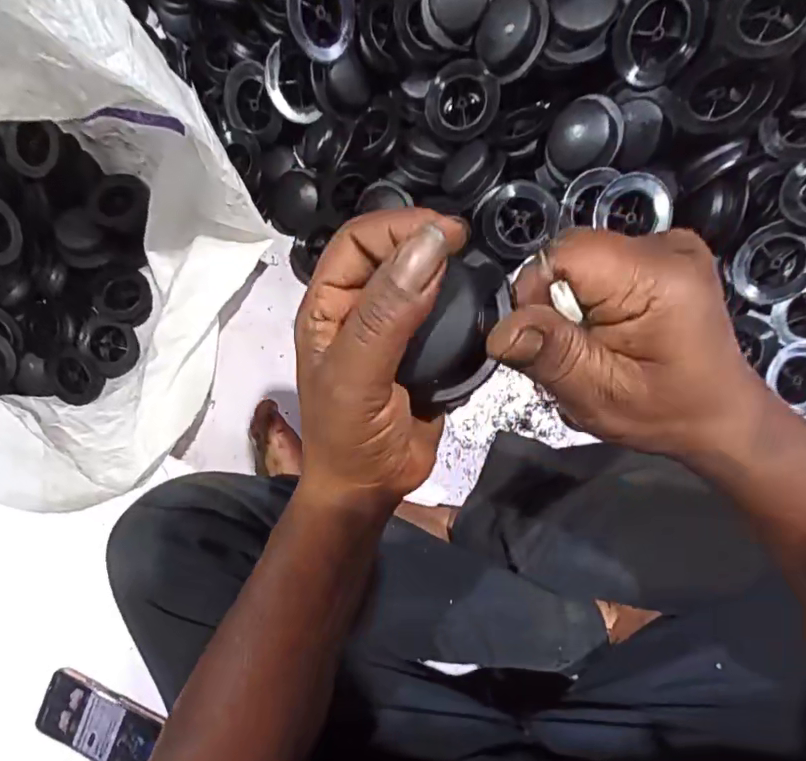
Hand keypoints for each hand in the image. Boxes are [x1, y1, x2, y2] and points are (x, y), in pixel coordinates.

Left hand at [293, 209, 467, 512]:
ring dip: (447, 274)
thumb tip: (427, 248)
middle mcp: (359, 313)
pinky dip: (461, 311)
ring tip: (474, 273)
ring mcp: (393, 334)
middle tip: (464, 247)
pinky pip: (444, 320)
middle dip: (426, 242)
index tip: (444, 232)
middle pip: (393, 254)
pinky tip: (477, 310)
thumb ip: (387, 314)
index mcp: (328, 308)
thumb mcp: (357, 374)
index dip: (398, 227)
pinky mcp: (424, 357)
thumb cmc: (347, 439)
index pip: (358, 242)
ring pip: (421, 284)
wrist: (370, 488)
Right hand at [485, 229, 773, 459]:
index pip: (562, 253)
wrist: (718, 415)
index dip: (537, 296)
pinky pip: (603, 268)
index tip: (549, 343)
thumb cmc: (665, 412)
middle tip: (578, 354)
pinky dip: (594, 302)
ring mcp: (670, 246)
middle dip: (556, 307)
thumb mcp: (600, 396)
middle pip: (571, 256)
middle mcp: (666, 245)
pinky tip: (613, 331)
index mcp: (657, 276)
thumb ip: (552, 356)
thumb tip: (500, 333)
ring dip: (574, 308)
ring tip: (598, 347)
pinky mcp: (665, 256)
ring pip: (583, 263)